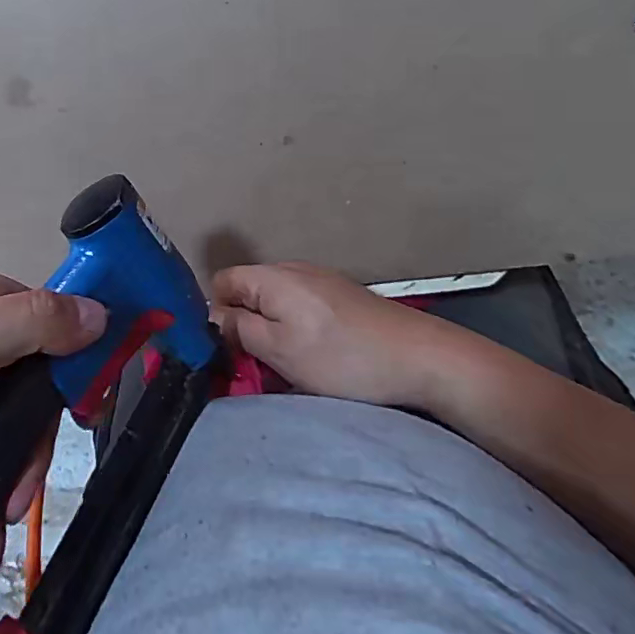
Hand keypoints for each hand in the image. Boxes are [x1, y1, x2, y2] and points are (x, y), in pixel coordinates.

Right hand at [210, 261, 471, 410]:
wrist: (421, 358)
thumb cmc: (343, 358)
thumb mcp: (279, 350)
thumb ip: (238, 329)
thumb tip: (213, 316)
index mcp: (272, 276)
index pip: (221, 282)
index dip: (218, 314)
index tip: (230, 348)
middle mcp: (293, 268)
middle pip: (248, 291)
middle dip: (245, 324)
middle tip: (258, 363)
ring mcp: (320, 279)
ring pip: (275, 302)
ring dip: (272, 329)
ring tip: (290, 364)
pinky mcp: (341, 295)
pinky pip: (300, 307)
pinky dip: (297, 328)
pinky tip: (319, 355)